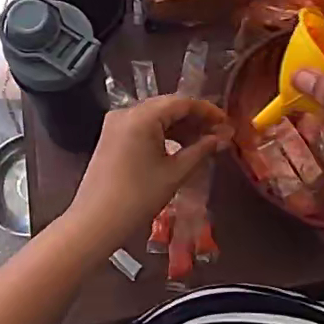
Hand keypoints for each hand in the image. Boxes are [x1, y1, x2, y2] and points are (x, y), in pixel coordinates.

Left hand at [63, 94, 230, 246]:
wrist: (96, 221)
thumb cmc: (138, 196)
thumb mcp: (175, 173)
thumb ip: (201, 150)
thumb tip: (222, 138)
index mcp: (142, 115)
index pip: (182, 102)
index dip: (208, 111)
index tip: (227, 123)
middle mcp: (126, 112)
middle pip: (167, 106)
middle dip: (194, 119)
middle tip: (218, 135)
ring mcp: (115, 124)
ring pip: (155, 117)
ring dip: (179, 127)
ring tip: (203, 143)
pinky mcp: (111, 137)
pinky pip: (142, 127)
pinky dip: (162, 134)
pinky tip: (179, 147)